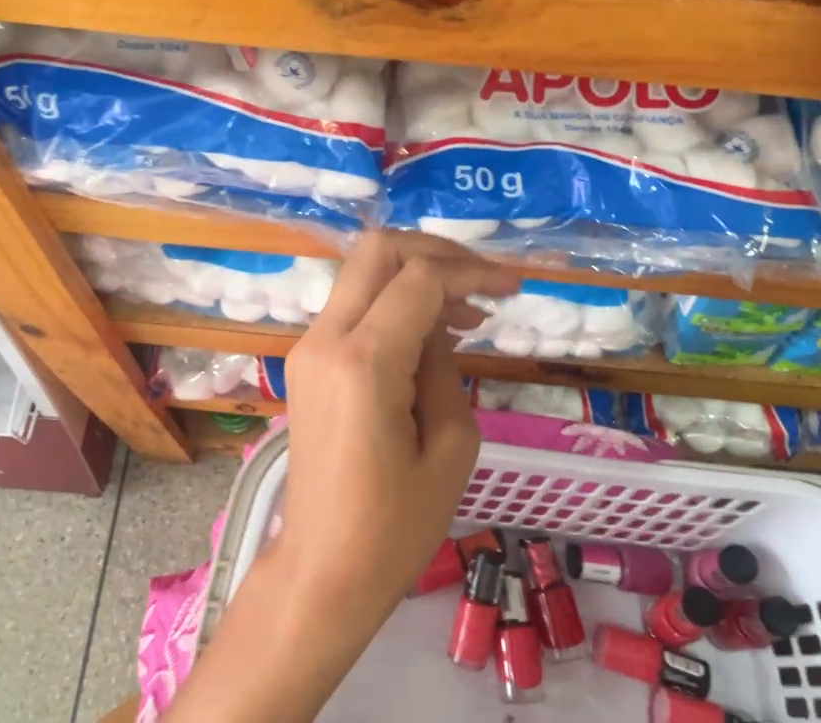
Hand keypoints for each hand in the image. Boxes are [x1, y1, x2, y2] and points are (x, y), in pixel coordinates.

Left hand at [275, 231, 521, 613]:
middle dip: (437, 253)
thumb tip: (437, 325)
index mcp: (363, 362)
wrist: (324, 569)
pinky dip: (393, 303)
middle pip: (377, 250)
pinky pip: (352, 308)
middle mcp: (325, 340)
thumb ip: (445, 367)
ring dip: (415, 277)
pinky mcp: (306, 364)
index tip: (514, 287)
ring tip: (467, 315)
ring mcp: (307, 349)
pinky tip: (432, 334)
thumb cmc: (395, 526)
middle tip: (484, 282)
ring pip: (361, 273)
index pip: (419, 279)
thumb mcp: (451, 447)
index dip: (472, 271)